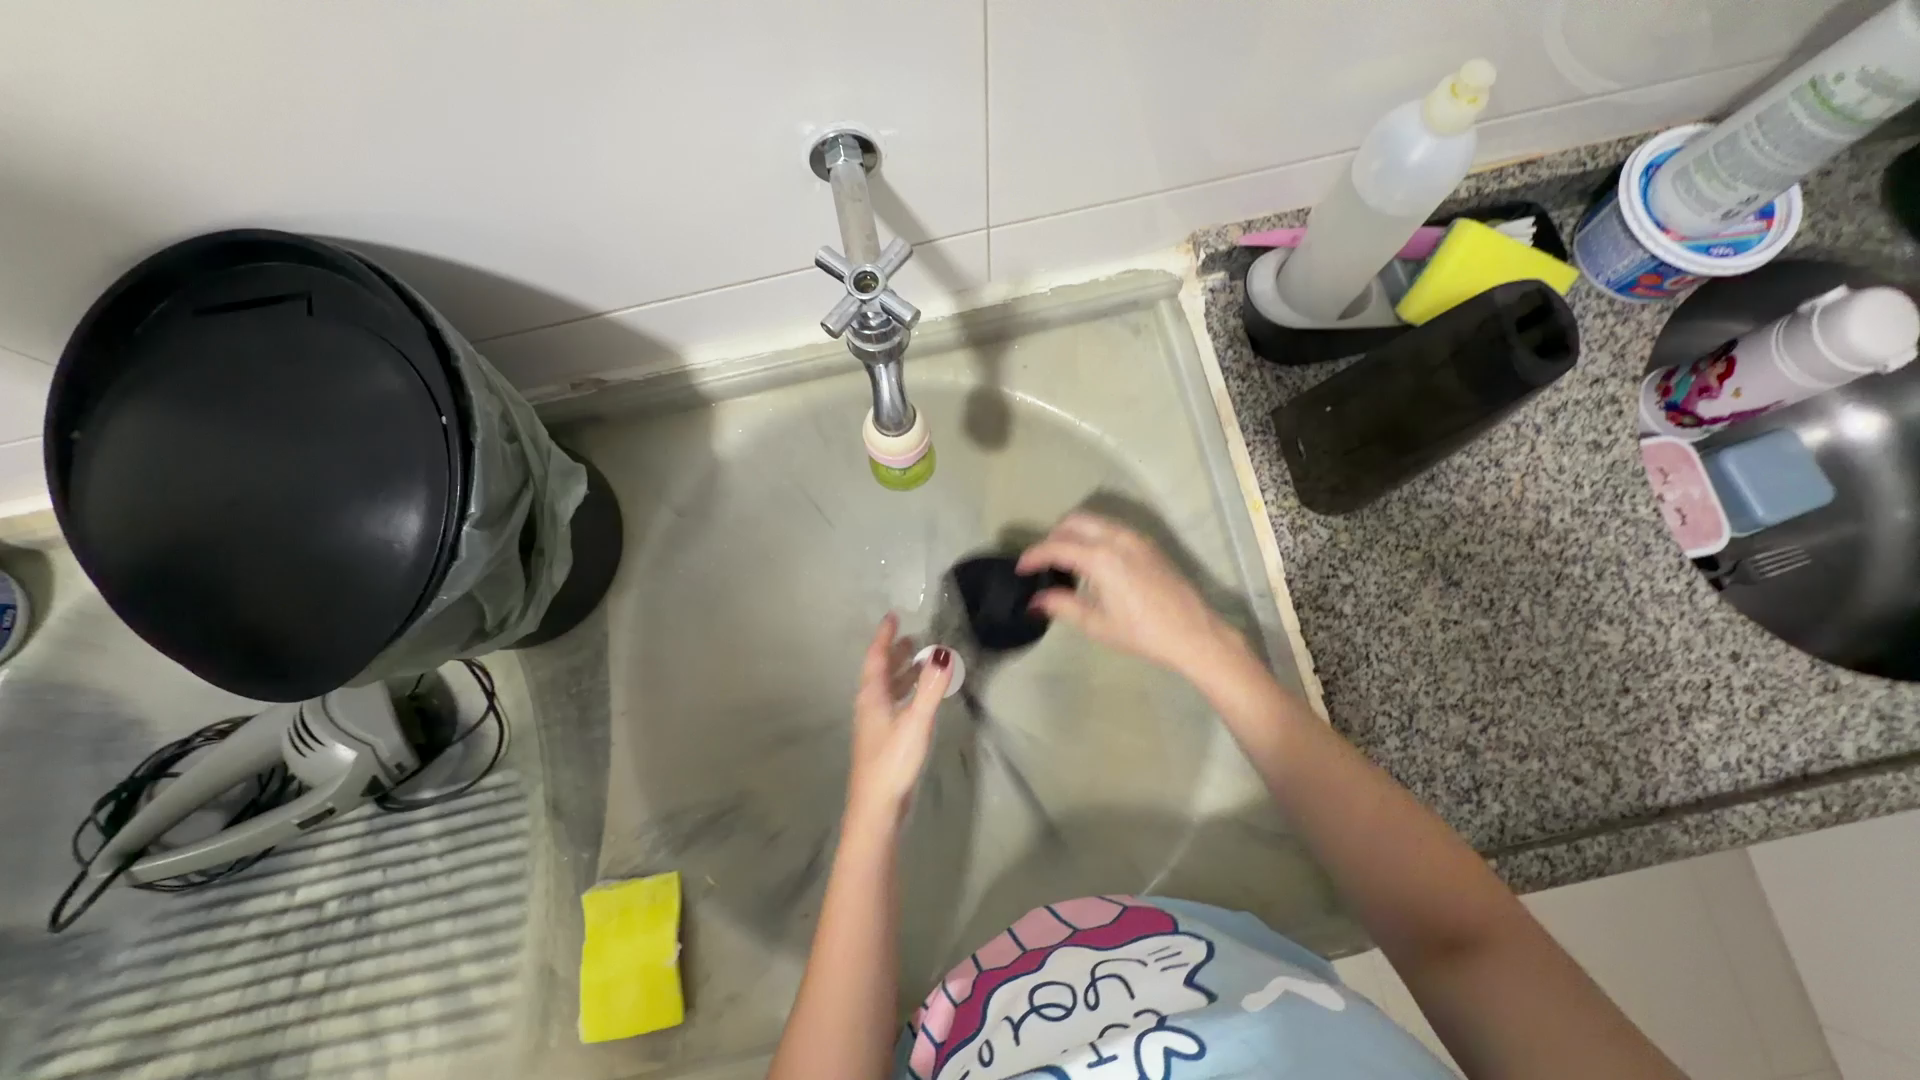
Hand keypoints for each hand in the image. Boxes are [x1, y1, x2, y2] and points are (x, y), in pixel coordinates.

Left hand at [846, 614, 952, 826]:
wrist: (877, 808)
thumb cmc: (893, 761)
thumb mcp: (916, 722)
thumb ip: (932, 688)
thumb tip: (943, 652)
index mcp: (872, 697)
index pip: (876, 658)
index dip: (884, 637)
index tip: (892, 617)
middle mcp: (870, 707)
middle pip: (880, 672)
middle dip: (895, 654)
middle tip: (913, 638)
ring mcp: (875, 726)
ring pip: (887, 690)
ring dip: (902, 674)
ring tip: (921, 663)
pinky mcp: (884, 741)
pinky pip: (894, 705)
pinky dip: (906, 693)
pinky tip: (919, 700)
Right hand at [1017, 513, 1249, 678]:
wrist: (1193, 633)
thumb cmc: (1142, 633)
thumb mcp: (1097, 624)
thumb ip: (1062, 606)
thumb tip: (1035, 601)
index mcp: (1101, 558)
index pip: (1056, 546)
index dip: (1034, 556)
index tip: (1020, 568)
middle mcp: (1117, 538)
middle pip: (1074, 522)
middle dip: (1053, 537)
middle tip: (1043, 563)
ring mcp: (1136, 538)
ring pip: (1095, 522)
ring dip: (1074, 534)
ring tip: (1066, 563)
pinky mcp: (1149, 544)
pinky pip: (1112, 529)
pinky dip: (1094, 537)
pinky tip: (1093, 564)